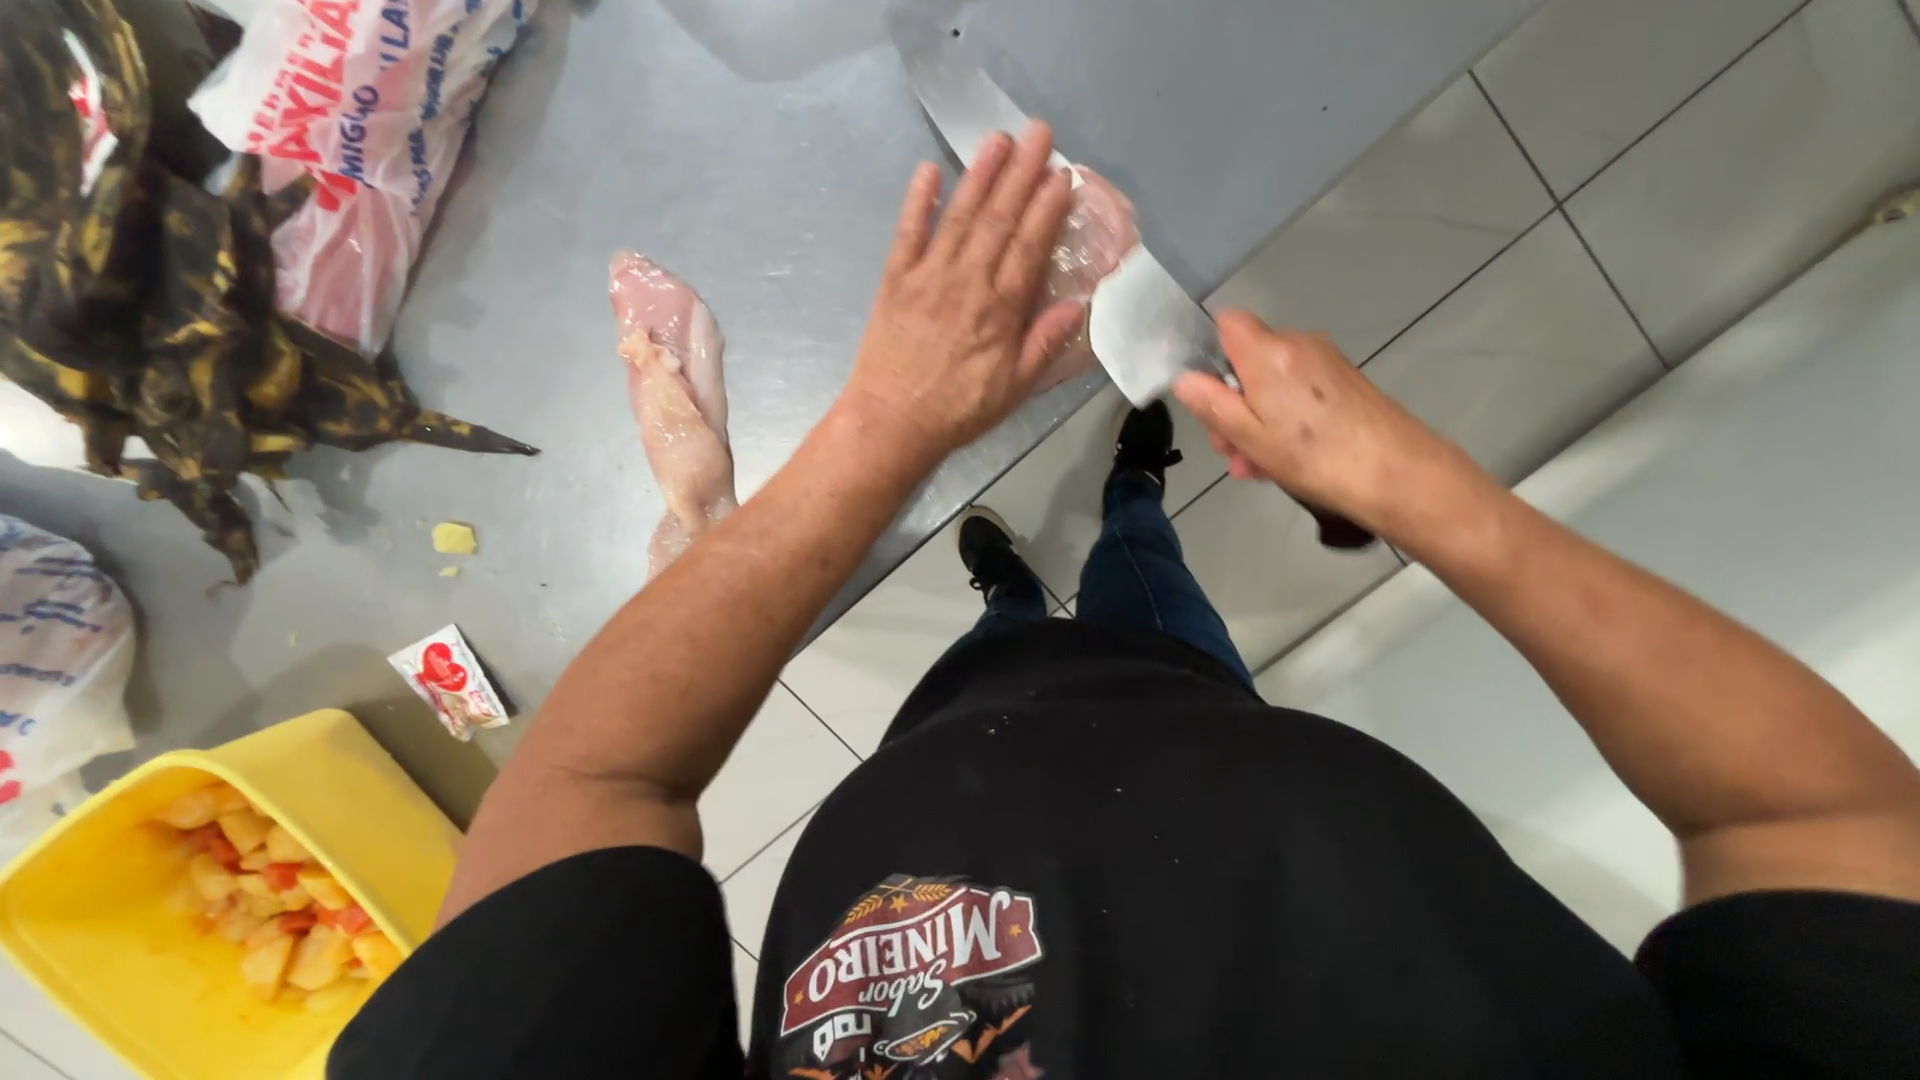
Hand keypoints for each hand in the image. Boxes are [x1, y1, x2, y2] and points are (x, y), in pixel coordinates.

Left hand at [839, 121, 1085, 461]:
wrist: (892, 422)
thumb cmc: (958, 410)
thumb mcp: (1014, 387)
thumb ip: (1045, 344)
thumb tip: (1078, 305)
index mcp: (1000, 308)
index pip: (1029, 246)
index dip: (1047, 208)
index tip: (1062, 175)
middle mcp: (967, 281)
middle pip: (998, 219)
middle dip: (1021, 174)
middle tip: (1039, 133)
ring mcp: (928, 276)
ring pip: (960, 216)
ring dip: (979, 175)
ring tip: (998, 139)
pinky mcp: (895, 281)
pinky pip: (908, 233)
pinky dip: (918, 201)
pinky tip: (928, 170)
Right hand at [1172, 311, 1485, 536]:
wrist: (1397, 473)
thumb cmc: (1314, 456)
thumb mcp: (1248, 436)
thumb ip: (1211, 404)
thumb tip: (1184, 379)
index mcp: (1269, 352)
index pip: (1228, 322)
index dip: (1211, 351)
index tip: (1208, 393)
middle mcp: (1298, 345)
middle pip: (1247, 359)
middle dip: (1232, 402)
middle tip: (1230, 449)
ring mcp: (1325, 362)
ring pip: (1272, 382)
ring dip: (1256, 419)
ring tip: (1255, 465)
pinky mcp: (1345, 381)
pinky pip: (1297, 392)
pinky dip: (1283, 418)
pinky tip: (1283, 458)